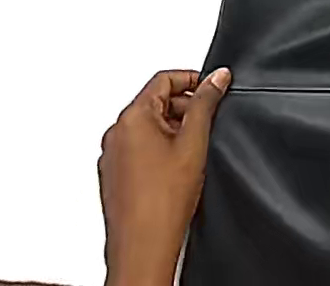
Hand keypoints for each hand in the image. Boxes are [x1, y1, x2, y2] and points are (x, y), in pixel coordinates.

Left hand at [100, 68, 231, 285]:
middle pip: (155, 101)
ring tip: (193, 149)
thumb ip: (206, 103)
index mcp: (132, 117)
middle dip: (184, 106)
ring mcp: (112, 156)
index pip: (163, 79)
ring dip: (172, 128)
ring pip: (148, 125)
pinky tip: (177, 168)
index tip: (211, 87)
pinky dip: (159, 148)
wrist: (142, 252)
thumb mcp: (194, 142)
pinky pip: (138, 148)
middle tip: (207, 120)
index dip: (191, 79)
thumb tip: (217, 77)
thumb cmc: (161, 205)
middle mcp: (116, 132)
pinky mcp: (114, 175)